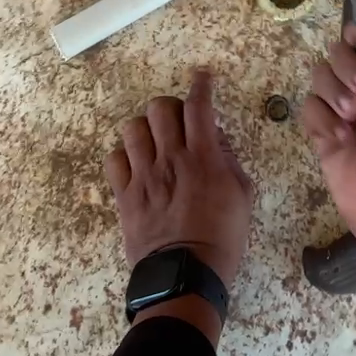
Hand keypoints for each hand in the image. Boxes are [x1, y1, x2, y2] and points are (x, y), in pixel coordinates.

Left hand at [105, 71, 252, 340]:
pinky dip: (124, 156)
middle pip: (160, 107)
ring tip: (154, 142)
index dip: (201, 85)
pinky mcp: (124, 196)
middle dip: (171, 107)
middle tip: (178, 121)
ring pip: (133, 128)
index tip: (203, 76)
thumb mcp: (242, 197)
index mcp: (203, 157)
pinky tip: (135, 165)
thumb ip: (230, 161)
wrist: (186, 278)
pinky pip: (114, 159)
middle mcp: (170, 158)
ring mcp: (144, 176)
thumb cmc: (222, 239)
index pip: (199, 105)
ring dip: (146, 129)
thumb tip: (216, 139)